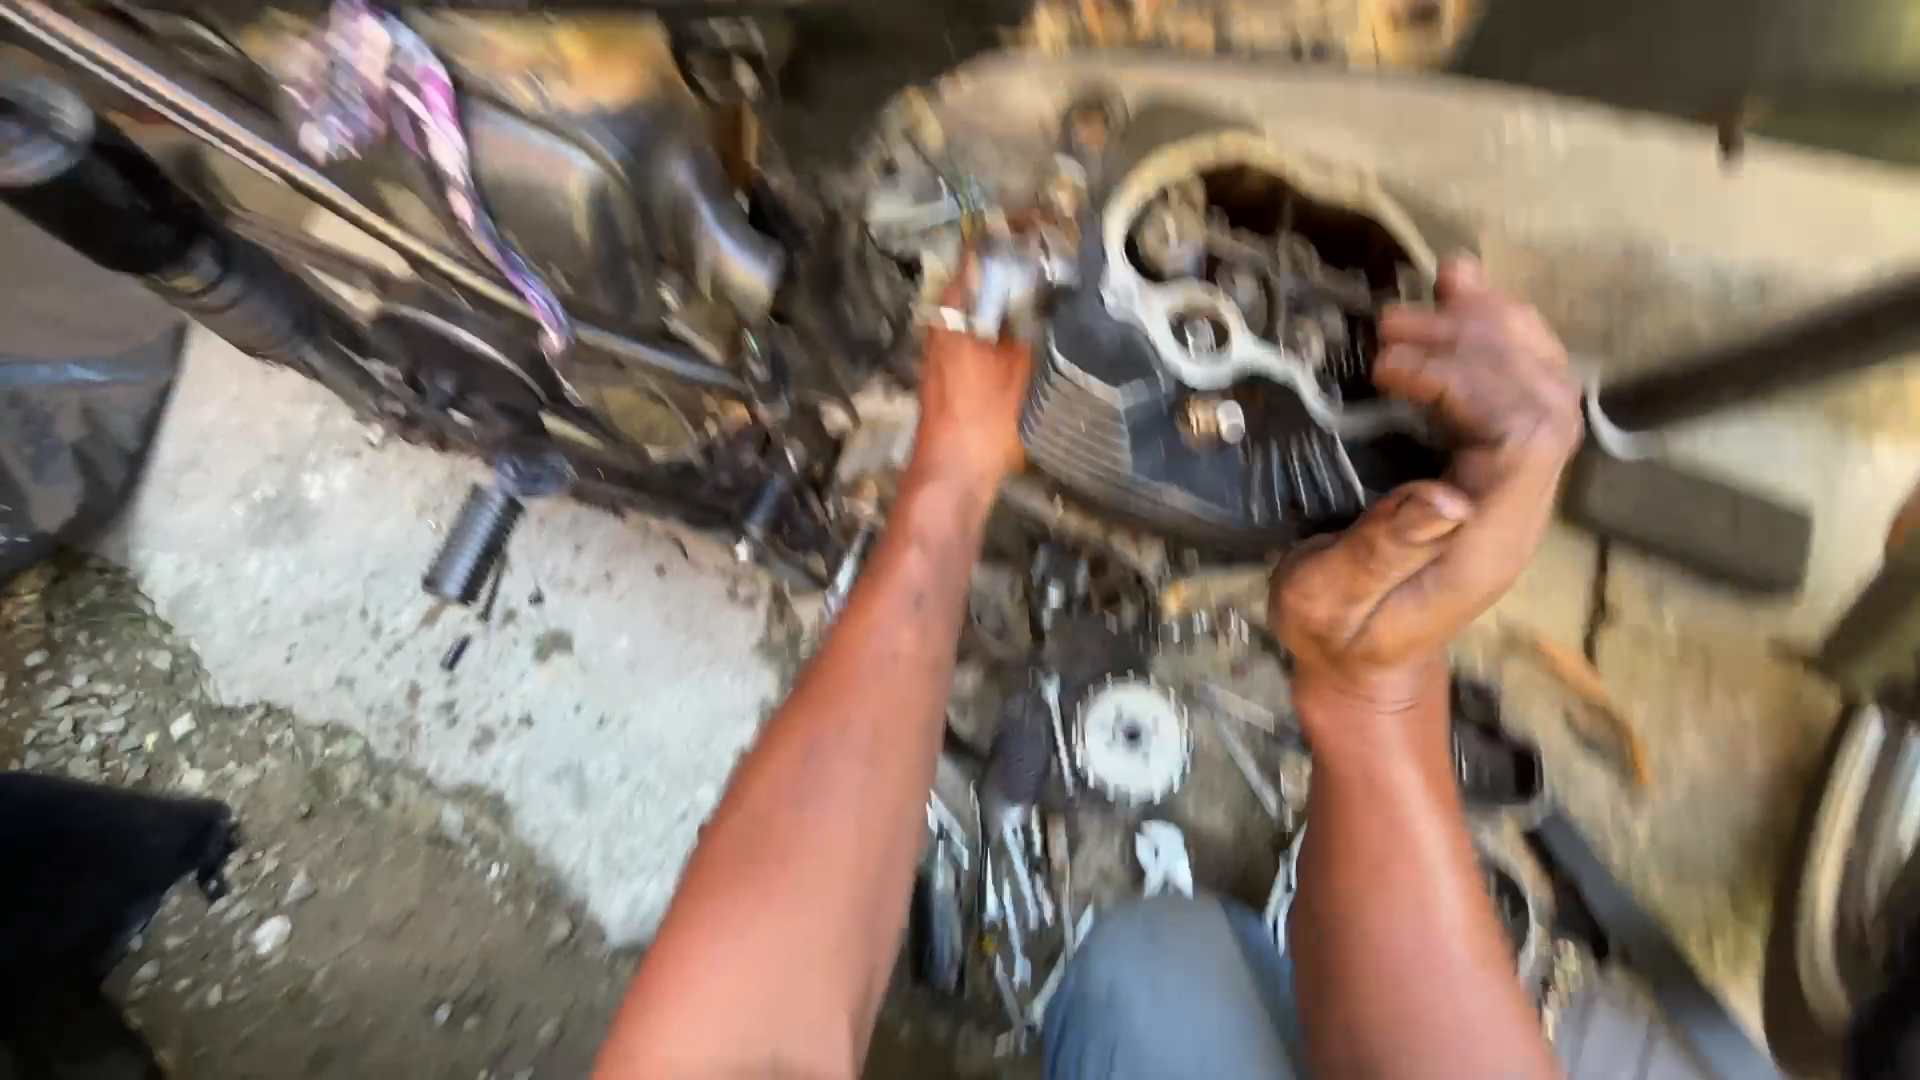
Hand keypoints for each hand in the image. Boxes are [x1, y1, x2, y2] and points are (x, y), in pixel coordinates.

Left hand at [911, 263, 1034, 492]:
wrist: (953, 475)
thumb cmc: (983, 419)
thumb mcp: (1021, 369)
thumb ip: (1034, 329)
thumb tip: (1052, 300)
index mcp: (953, 315)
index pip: (978, 259)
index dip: (1009, 245)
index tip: (1040, 236)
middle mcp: (942, 330)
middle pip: (981, 291)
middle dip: (1016, 282)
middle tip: (1055, 275)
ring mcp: (943, 358)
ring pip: (982, 322)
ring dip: (1012, 315)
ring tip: (1052, 308)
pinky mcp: (951, 383)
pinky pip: (981, 348)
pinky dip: (1004, 343)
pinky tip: (1033, 350)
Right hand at [1271, 257, 1582, 718]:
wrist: (1362, 664)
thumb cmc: (1337, 637)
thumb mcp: (1332, 602)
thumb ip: (1382, 552)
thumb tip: (1441, 492)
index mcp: (1487, 538)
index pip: (1525, 436)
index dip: (1470, 381)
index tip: (1388, 367)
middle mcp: (1514, 507)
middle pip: (1546, 400)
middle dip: (1482, 342)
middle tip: (1402, 315)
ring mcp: (1507, 492)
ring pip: (1544, 392)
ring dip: (1500, 331)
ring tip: (1446, 284)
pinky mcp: (1484, 480)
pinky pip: (1514, 402)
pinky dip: (1496, 349)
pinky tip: (1466, 314)